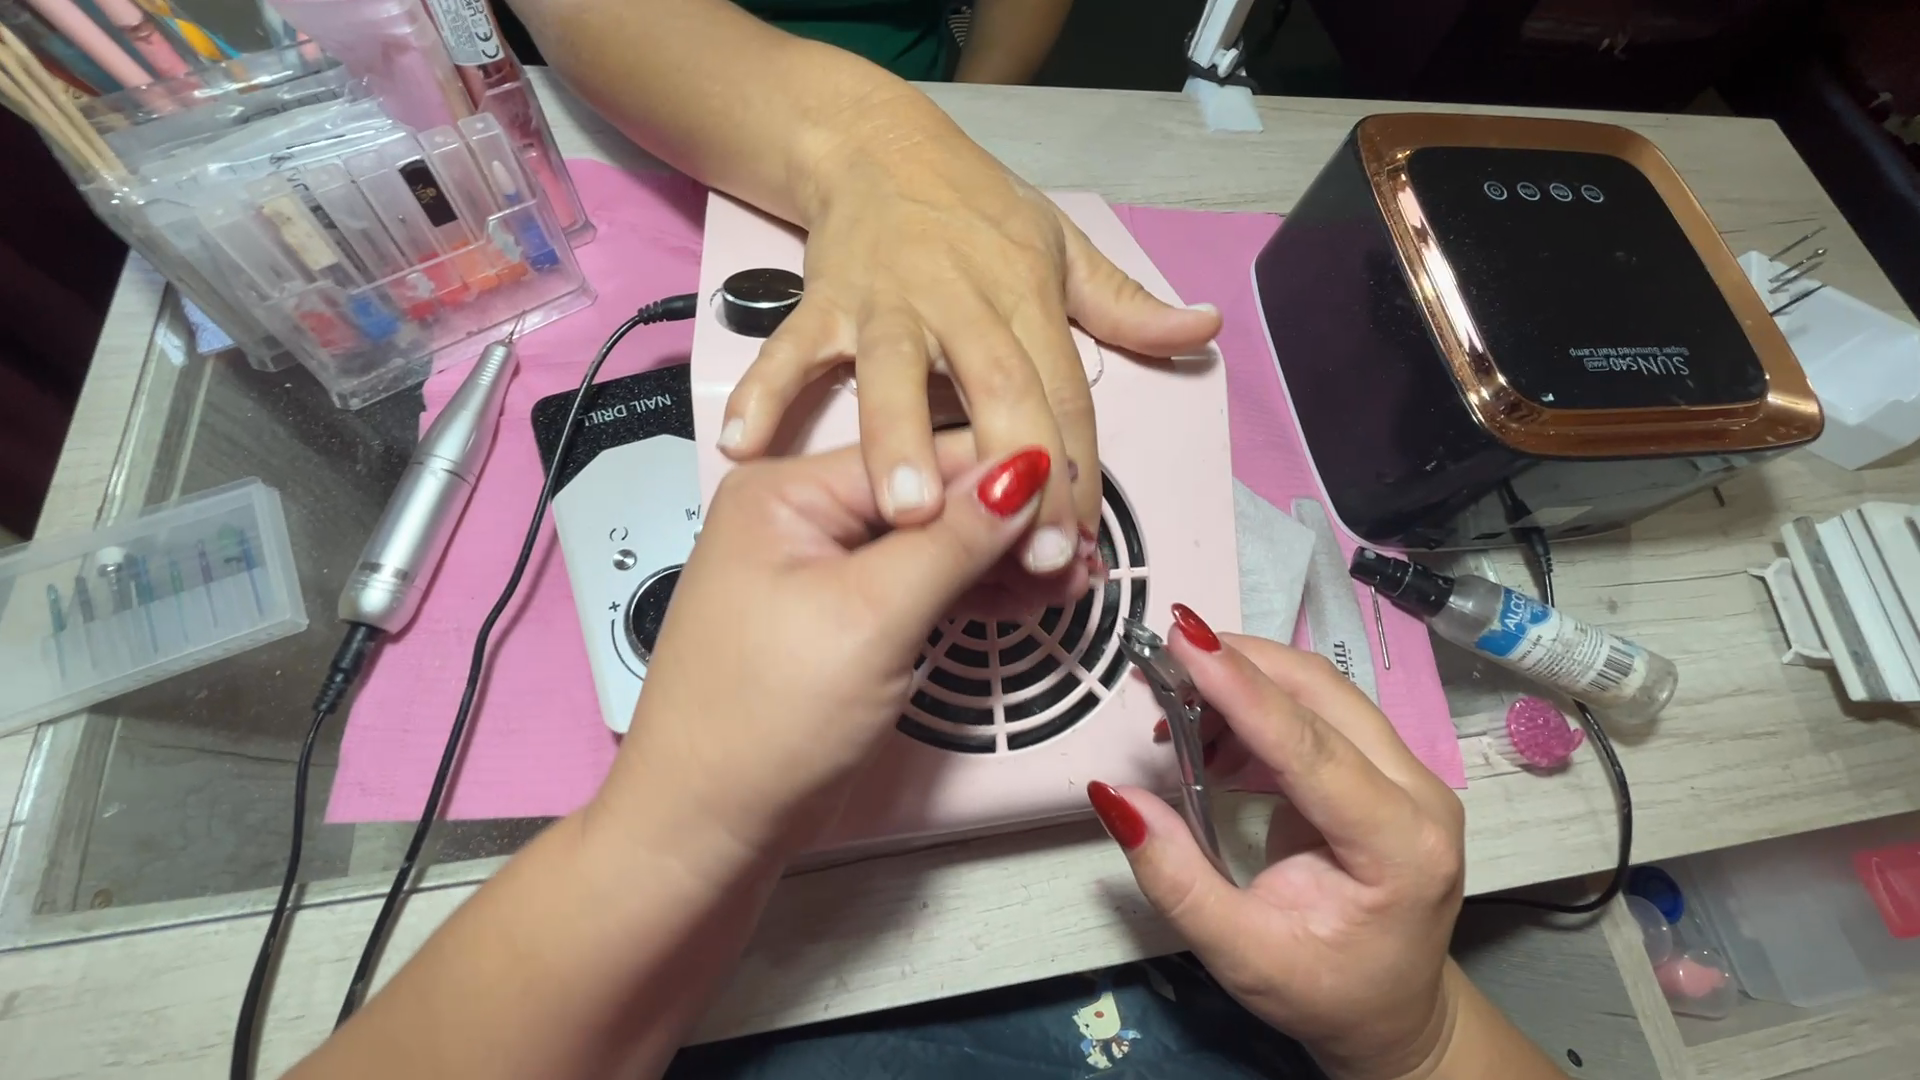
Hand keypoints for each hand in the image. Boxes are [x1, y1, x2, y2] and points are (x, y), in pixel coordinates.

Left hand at [599, 436, 1051, 857]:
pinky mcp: (849, 613)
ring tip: (1072, 580)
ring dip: (1001, 562)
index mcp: (788, 489)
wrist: (709, 826)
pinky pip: (922, 584)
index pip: (916, 456)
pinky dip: (973, 593)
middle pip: (930, 498)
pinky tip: (1028, 597)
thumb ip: (952, 542)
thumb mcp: (870, 617)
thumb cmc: (769, 717)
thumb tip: (1025, 472)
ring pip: (934, 545)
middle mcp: (806, 514)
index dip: (1002, 476)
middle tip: (1081, 552)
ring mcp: (827, 566)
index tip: (1073, 502)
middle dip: (1008, 525)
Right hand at [715, 93, 1219, 583]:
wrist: (878, 147)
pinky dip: (766, 391)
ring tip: (904, 511)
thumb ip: (1125, 304)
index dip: (1076, 471)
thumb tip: (1203, 329)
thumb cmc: (978, 210)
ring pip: (896, 368)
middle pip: (996, 386)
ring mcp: (888, 300)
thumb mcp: (1062, 247)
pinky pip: (793, 347)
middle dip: (1012, 469)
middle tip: (1019, 556)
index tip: (1079, 547)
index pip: (1062, 394)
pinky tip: (743, 446)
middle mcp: (962, 301)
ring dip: (899, 436)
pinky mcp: (824, 298)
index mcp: (1026, 298)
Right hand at [1088, 608, 1466, 1079]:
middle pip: (1320, 693)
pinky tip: (1208, 735)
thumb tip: (1114, 794)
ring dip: (1241, 680)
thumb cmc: (1324, 990)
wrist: (1393, 1009)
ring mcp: (1406, 772)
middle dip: (1237, 663)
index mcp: (1399, 848)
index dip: (1241, 690)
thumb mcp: (1238, 952)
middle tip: (1162, 658)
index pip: (1310, 748)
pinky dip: (1252, 705)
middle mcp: (1417, 792)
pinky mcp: (1381, 764)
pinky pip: (1313, 708)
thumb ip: (1174, 876)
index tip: (1184, 637)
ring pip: (1317, 688)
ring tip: (1173, 709)